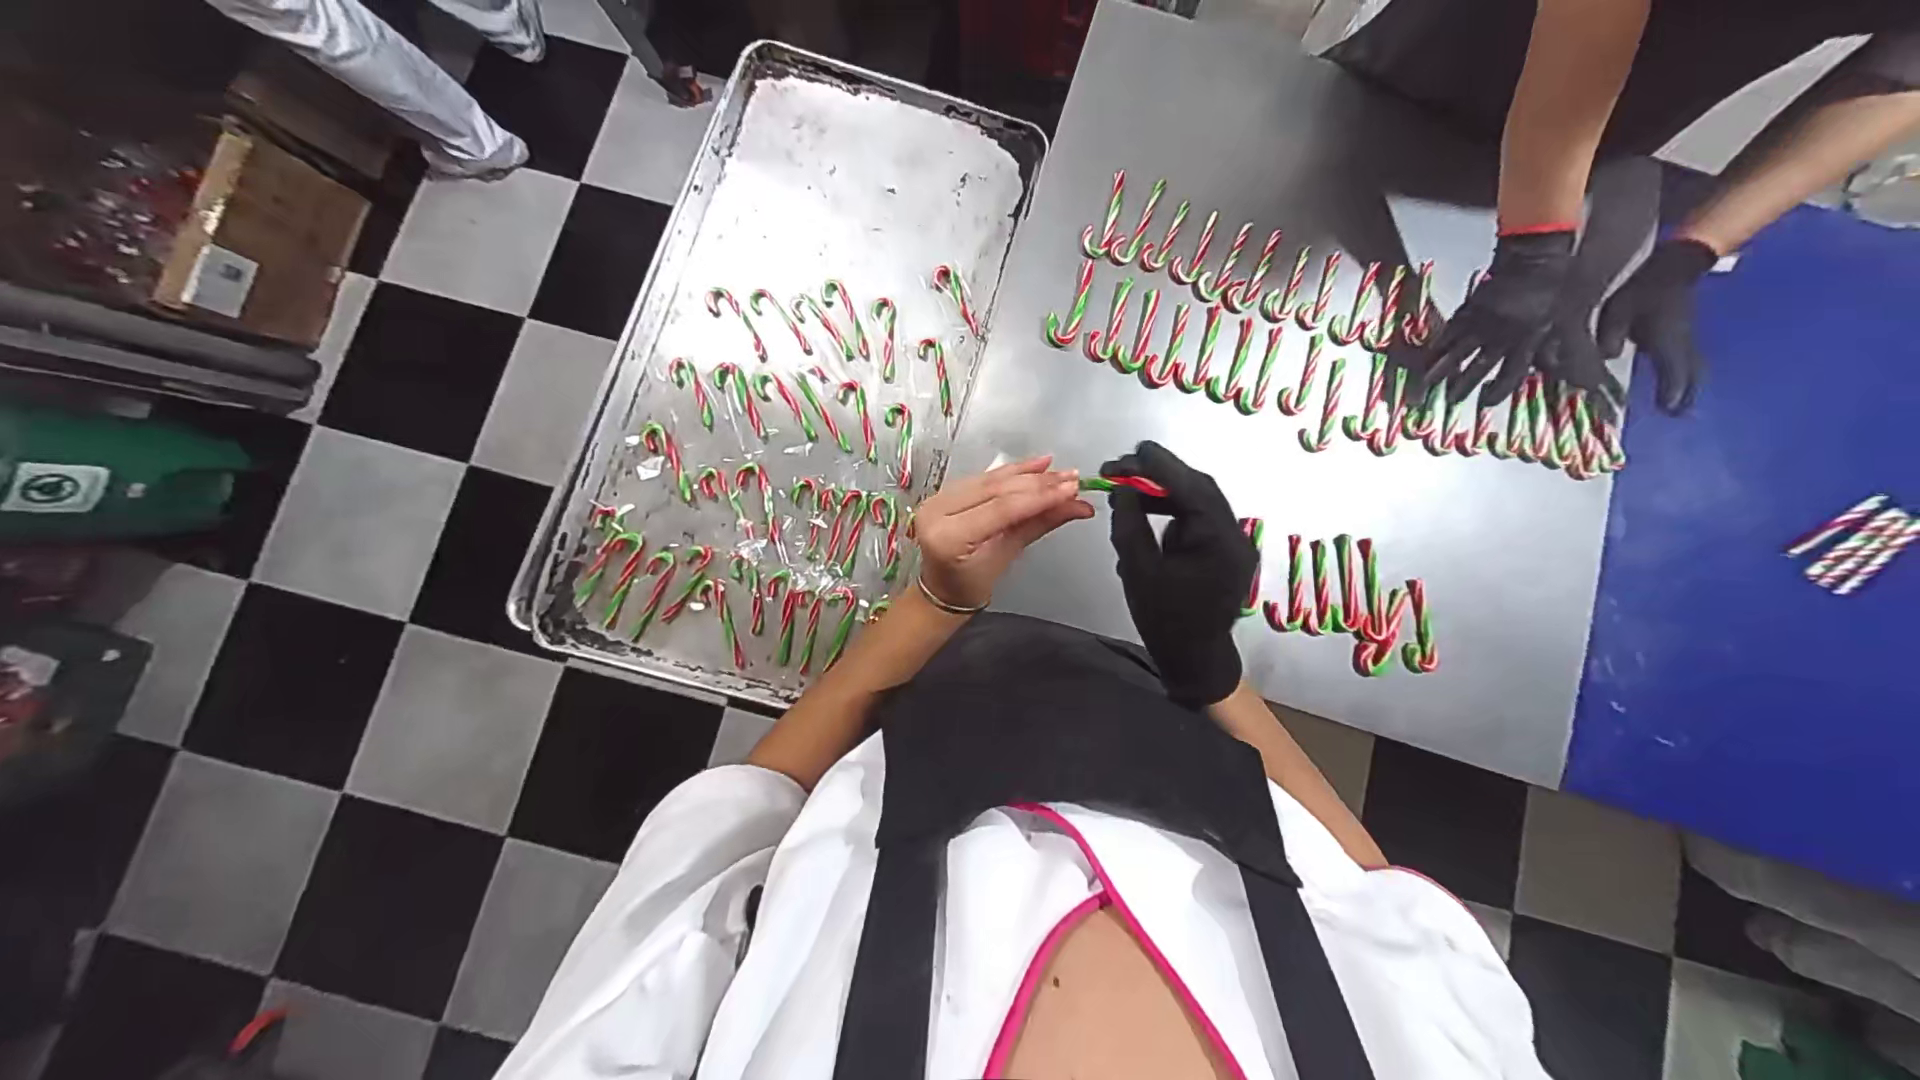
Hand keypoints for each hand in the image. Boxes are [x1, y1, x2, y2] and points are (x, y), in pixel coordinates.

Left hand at [913, 456, 1093, 609]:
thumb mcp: (1007, 556)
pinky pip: (982, 478)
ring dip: (1027, 473)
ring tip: (1060, 472)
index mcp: (948, 537)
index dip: (1040, 496)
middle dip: (1038, 483)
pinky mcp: (944, 491)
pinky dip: (1010, 472)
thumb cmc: (970, 583)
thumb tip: (1076, 506)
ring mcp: (938, 498)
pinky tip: (1035, 465)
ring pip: (990, 479)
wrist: (942, 588)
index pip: (1002, 508)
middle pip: (996, 489)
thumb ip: (1039, 524)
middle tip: (1072, 479)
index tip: (1072, 489)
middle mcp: (938, 511)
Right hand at [1102, 441, 1254, 707]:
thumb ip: (1129, 524)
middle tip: (1121, 468)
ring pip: (1197, 503)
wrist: (1194, 659)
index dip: (1161, 465)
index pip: (1192, 488)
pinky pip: (1196, 520)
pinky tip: (1144, 513)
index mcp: (1220, 539)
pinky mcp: (1222, 552)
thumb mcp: (1139, 570)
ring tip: (1125, 491)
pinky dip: (1170, 512)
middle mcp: (1234, 535)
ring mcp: (1231, 543)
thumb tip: (1122, 490)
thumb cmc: (1165, 619)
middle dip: (1158, 475)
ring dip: (1162, 493)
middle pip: (1197, 490)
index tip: (1133, 450)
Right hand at [1416, 230, 1623, 415]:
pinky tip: (1427, 357)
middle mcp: (1501, 338)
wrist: (1536, 256)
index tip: (1486, 403)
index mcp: (1528, 341)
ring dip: (1441, 371)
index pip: (1511, 374)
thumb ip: (1564, 346)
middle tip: (1449, 400)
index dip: (1497, 391)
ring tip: (1425, 384)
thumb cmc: (1560, 285)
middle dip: (1463, 386)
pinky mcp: (1468, 312)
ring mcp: (1481, 325)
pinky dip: (1437, 347)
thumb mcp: (1571, 317)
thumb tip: (1565, 370)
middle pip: (1478, 368)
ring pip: (1457, 353)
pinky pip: (1449, 334)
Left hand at [1596, 237, 1716, 415]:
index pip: (1674, 366)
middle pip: (1689, 372)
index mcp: (1668, 336)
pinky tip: (1678, 389)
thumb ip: (1611, 335)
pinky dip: (1683, 377)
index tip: (1669, 408)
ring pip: (1691, 368)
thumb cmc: (1642, 289)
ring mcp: (1685, 339)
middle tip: (1678, 415)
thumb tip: (1608, 356)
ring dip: (1687, 388)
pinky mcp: (1681, 337)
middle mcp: (1681, 341)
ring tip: (1681, 409)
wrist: (1671, 268)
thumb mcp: (1619, 311)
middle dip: (1684, 393)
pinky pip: (1686, 362)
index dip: (1672, 387)